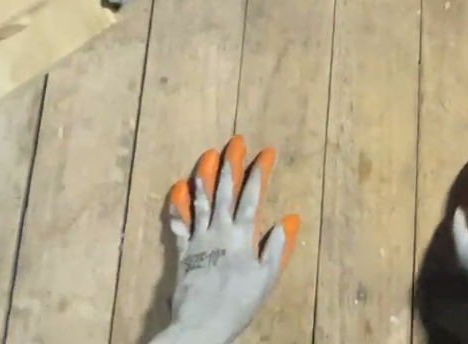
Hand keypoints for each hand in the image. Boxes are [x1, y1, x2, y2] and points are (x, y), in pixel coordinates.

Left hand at [153, 136, 300, 343]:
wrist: (199, 328)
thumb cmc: (238, 303)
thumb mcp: (266, 278)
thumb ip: (277, 247)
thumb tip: (290, 218)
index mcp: (242, 234)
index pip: (252, 196)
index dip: (259, 172)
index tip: (266, 151)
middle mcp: (220, 230)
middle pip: (225, 191)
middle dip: (231, 165)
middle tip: (235, 142)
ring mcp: (199, 239)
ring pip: (202, 201)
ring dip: (205, 177)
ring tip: (208, 156)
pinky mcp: (183, 252)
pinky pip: (180, 224)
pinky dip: (179, 206)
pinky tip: (178, 190)